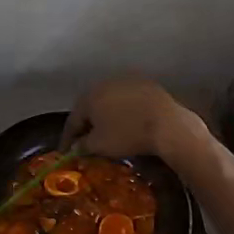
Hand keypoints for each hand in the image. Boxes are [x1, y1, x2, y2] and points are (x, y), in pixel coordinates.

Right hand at [63, 76, 206, 160]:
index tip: (65, 152)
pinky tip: (127, 123)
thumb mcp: (99, 145)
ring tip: (106, 133)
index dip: (68, 138)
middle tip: (84, 141)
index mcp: (89, 96)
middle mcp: (105, 83)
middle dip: (86, 125)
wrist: (167, 125)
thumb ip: (82, 145)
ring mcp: (127, 81)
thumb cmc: (127, 135)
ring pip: (109, 101)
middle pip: (90, 107)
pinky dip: (123, 112)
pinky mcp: (146, 84)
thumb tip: (76, 146)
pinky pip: (127, 100)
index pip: (72, 120)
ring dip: (105, 116)